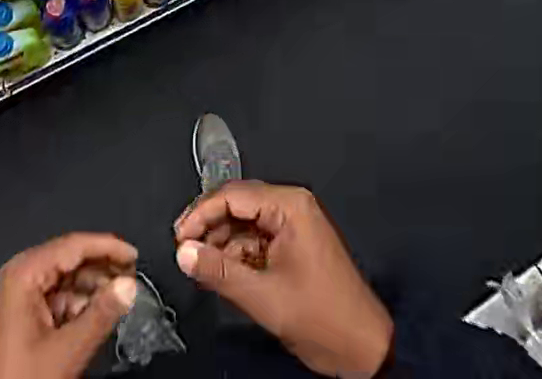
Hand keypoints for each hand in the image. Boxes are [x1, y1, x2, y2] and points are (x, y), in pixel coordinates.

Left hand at [0, 233, 138, 378]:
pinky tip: (95, 315)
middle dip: (101, 268)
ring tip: (118, 299)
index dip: (108, 247)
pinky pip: (54, 297)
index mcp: (25, 272)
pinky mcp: (18, 315)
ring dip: (91, 287)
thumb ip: (102, 313)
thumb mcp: (67, 351)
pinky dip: (76, 303)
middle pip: (69, 259)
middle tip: (131, 279)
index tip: (136, 258)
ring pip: (64, 279)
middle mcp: (19, 274)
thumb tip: (131, 283)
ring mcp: (16, 295)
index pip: (74, 245)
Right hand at [173, 182, 392, 377]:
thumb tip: (184, 253)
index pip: (233, 194)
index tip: (178, 238)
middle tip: (184, 252)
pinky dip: (237, 253)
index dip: (201, 213)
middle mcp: (291, 206)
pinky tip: (220, 272)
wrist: (362, 346)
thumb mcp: (263, 296)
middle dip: (209, 227)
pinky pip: (256, 238)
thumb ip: (219, 272)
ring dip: (221, 242)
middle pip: (238, 204)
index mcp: (289, 205)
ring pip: (244, 222)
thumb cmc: (321, 316)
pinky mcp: (293, 243)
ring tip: (200, 267)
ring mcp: (293, 224)